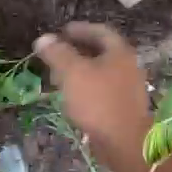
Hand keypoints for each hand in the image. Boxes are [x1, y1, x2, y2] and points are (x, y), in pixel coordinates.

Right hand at [34, 23, 152, 168]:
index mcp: (119, 52)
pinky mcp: (122, 107)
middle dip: (76, 50)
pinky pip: (101, 89)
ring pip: (99, 72)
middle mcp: (127, 66)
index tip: (61, 31)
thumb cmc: (97, 101)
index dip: (79, 29)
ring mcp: (127, 88)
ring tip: (57, 76)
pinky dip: (85, 87)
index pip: (100, 31)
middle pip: (100, 52)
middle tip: (55, 54)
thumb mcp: (72, 72)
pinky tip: (71, 97)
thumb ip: (57, 53)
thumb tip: (43, 38)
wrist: (124, 142)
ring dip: (78, 70)